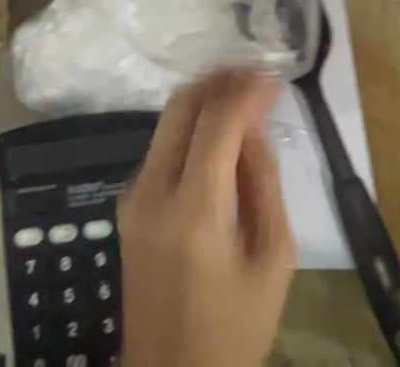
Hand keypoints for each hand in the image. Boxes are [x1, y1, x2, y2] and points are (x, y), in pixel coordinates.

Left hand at [119, 69, 295, 366]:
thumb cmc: (234, 329)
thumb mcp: (273, 263)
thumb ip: (263, 187)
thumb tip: (254, 130)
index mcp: (193, 213)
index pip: (215, 125)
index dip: (245, 92)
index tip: (273, 75)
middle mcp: (151, 192)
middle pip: (179, 108)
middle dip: (217, 80)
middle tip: (253, 70)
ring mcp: (132, 196)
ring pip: (166, 123)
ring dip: (203, 100)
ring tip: (243, 92)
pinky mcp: (126, 203)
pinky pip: (160, 149)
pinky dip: (190, 128)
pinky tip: (219, 131)